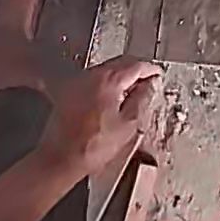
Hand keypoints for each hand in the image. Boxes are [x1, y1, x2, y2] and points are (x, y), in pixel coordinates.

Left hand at [36, 56, 162, 181]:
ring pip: (106, 70)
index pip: (136, 65)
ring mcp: (78, 81)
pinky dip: (107, 83)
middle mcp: (91, 75)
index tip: (158, 74)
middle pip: (120, 63)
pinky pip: (94, 79)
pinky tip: (112, 98)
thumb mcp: (128, 124)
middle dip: (136, 70)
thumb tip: (150, 85)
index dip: (150, 69)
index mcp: (108, 81)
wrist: (61, 158)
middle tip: (148, 81)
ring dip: (121, 76)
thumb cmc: (93, 146)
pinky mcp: (70, 91)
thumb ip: (142, 99)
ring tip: (132, 91)